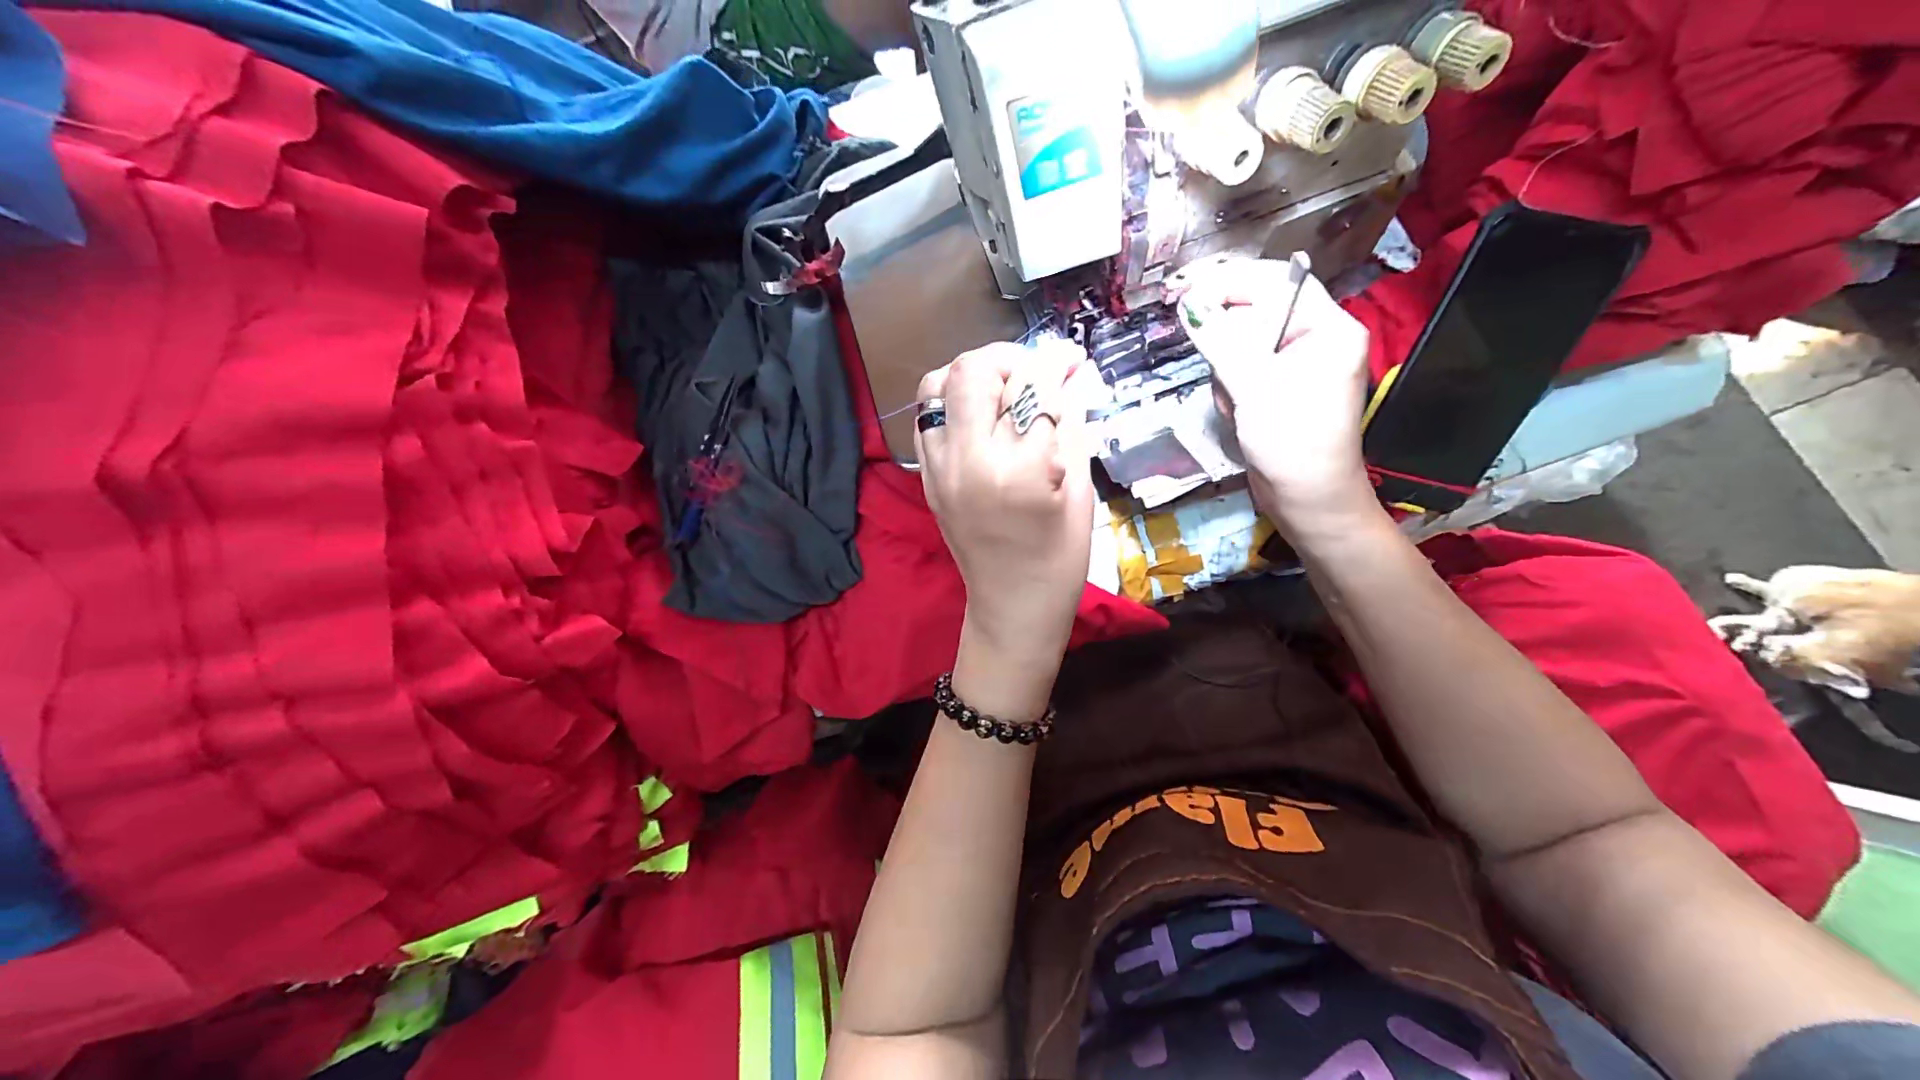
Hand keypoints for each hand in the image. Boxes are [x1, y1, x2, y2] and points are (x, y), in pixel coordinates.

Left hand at [916, 340, 1094, 664]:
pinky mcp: (926, 477)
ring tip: (1001, 391)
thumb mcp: (1080, 490)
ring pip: (938, 384)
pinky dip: (952, 402)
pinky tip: (980, 417)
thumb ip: (1072, 426)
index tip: (1070, 359)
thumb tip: (1069, 375)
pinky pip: (927, 416)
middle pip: (974, 371)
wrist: (1012, 605)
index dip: (1056, 363)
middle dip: (1009, 359)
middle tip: (1033, 375)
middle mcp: (968, 461)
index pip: (1032, 387)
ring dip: (972, 374)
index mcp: (1019, 470)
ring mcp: (939, 468)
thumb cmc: (1060, 558)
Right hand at [1167, 254, 1376, 535]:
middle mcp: (1315, 339)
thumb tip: (1192, 304)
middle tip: (1224, 375)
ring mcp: (1295, 365)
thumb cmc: (1293, 444)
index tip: (1187, 294)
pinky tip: (1240, 414)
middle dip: (1229, 346)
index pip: (1274, 283)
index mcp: (1328, 327)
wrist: (1307, 500)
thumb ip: (1221, 340)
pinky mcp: (1277, 388)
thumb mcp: (1254, 386)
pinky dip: (1232, 390)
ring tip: (1239, 405)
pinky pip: (1241, 371)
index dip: (1229, 284)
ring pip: (1240, 345)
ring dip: (1227, 374)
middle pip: (1253, 315)